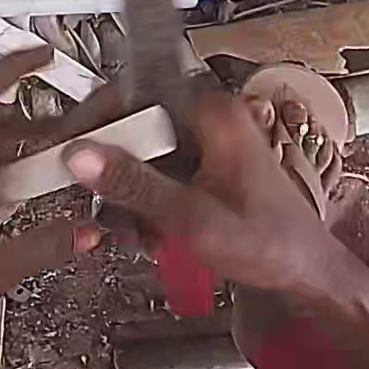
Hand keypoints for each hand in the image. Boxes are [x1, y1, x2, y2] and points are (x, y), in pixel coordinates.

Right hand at [64, 91, 364, 304]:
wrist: (304, 273)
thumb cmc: (270, 245)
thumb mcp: (193, 219)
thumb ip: (135, 186)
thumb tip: (80, 156)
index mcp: (213, 113)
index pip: (133, 95)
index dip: (93, 123)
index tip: (64, 152)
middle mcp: (207, 119)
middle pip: (131, 128)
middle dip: (112, 175)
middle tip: (102, 210)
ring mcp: (203, 142)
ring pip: (138, 155)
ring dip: (127, 198)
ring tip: (138, 234)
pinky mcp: (200, 165)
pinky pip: (154, 173)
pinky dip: (144, 204)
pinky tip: (152, 234)